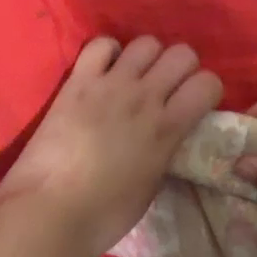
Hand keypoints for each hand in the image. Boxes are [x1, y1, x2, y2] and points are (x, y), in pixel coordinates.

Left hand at [0, 36, 222, 256]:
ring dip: (148, 57)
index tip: (197, 102)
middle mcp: (144, 97)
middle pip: (182, 53)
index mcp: (167, 128)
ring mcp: (110, 84)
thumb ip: (164, 150)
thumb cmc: (103, 214)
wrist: (49, 211)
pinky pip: (101, 44)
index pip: (208, 83)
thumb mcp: (151, 185)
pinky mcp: (78, 80)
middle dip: (182, 67)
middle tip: (169, 87)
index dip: (207, 89)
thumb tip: (167, 135)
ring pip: (146, 43)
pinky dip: (108, 52)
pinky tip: (104, 70)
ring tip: (136, 76)